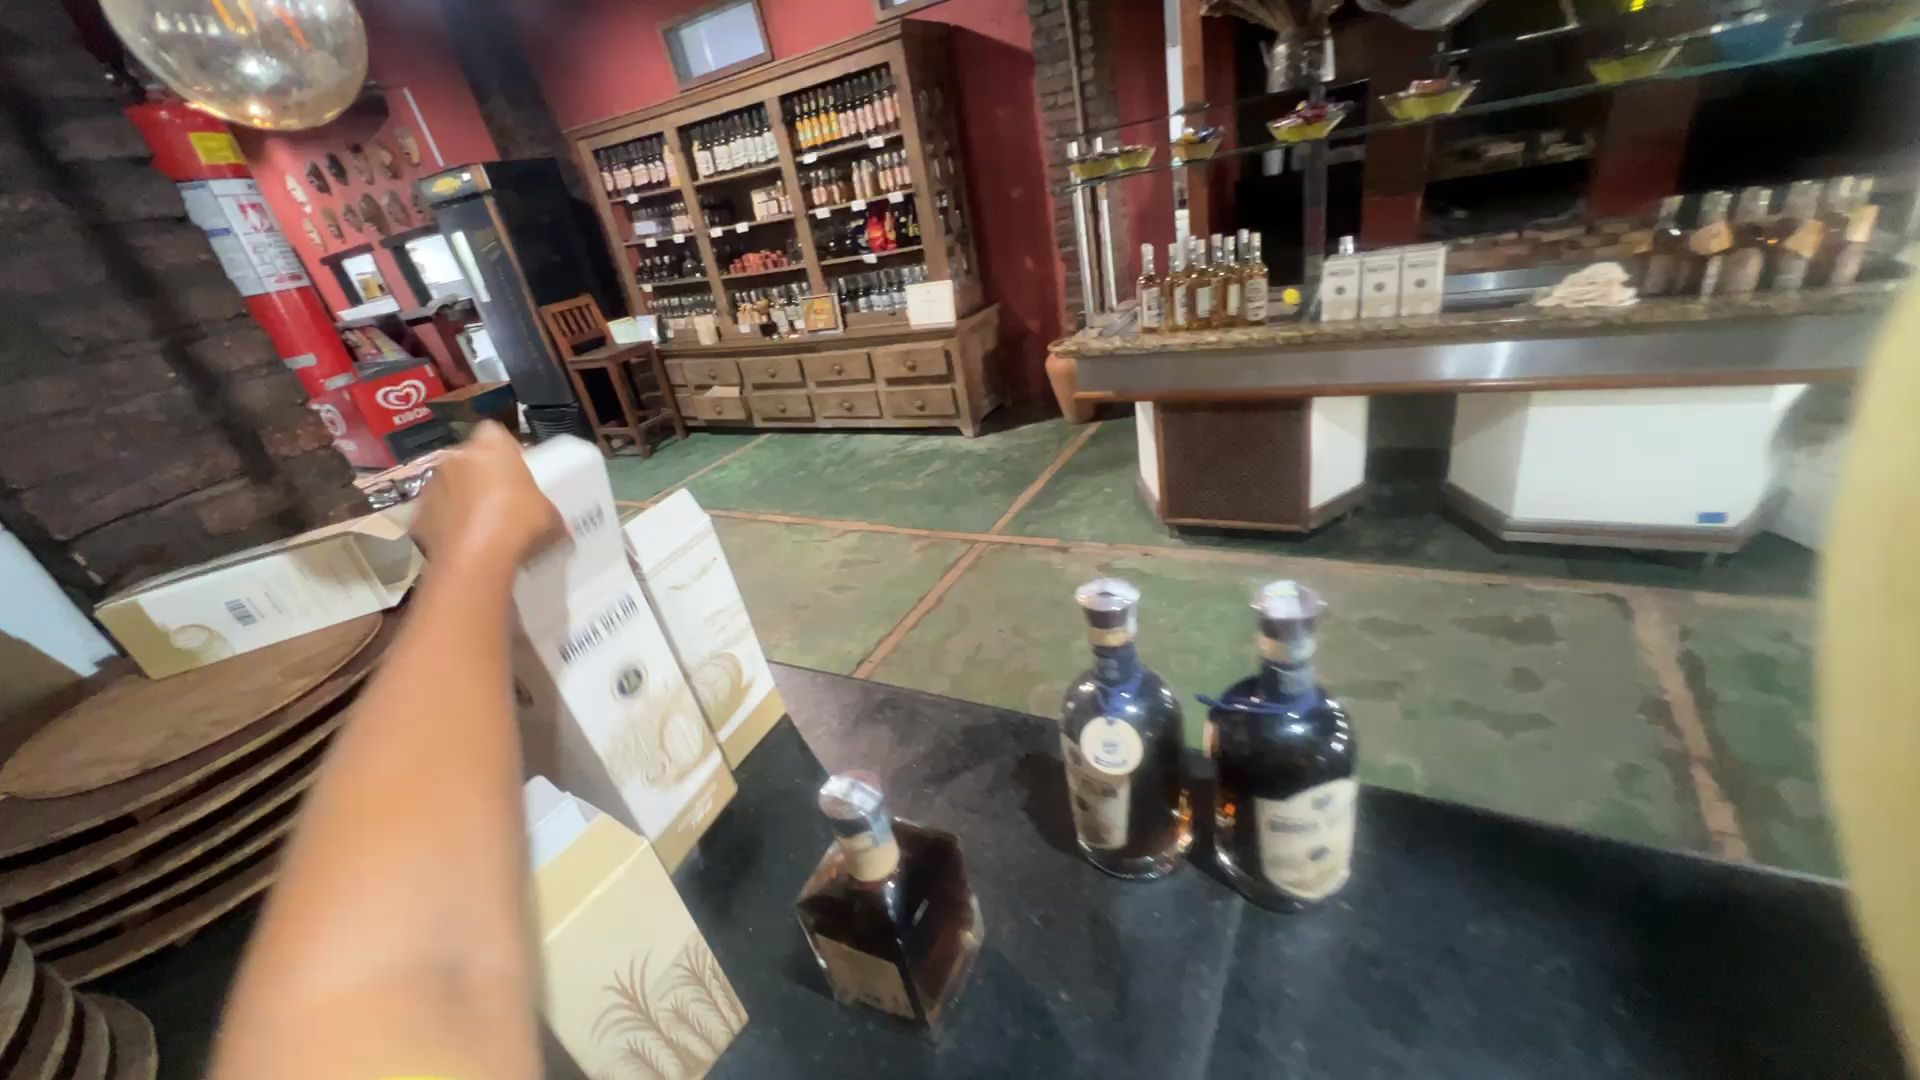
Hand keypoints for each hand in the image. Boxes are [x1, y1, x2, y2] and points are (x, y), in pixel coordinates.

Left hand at [409, 422, 562, 573]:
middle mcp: (456, 459)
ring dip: (462, 497)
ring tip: (483, 525)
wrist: (477, 560)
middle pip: (468, 458)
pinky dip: (447, 523)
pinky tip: (465, 543)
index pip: (493, 431)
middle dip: (481, 473)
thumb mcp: (551, 517)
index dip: (504, 447)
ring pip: (449, 484)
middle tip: (503, 498)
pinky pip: (436, 513)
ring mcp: (431, 486)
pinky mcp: (417, 515)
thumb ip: (547, 510)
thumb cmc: (521, 525)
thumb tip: (556, 525)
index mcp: (492, 450)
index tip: (516, 466)